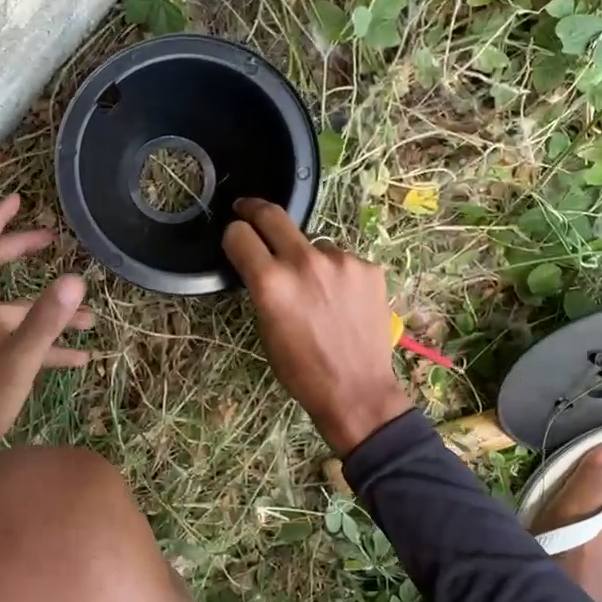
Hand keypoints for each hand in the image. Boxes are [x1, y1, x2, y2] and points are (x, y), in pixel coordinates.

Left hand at [0, 194, 90, 493]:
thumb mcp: (17, 361)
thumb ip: (45, 320)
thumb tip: (75, 277)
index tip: (19, 199)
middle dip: (23, 250)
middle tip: (52, 239)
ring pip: (12, 310)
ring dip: (47, 310)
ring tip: (90, 317)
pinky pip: (13, 339)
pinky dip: (42, 342)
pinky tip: (77, 358)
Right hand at [222, 198, 412, 454]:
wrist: (357, 391)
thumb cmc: (302, 369)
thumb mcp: (266, 327)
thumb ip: (262, 286)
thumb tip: (261, 263)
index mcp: (270, 282)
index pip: (238, 234)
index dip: (233, 235)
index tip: (235, 235)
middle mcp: (304, 262)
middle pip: (272, 215)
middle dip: (254, 210)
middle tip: (247, 210)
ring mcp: (341, 261)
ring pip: (312, 243)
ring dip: (307, 257)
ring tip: (317, 292)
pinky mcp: (368, 267)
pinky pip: (341, 260)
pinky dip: (336, 274)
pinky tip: (342, 301)